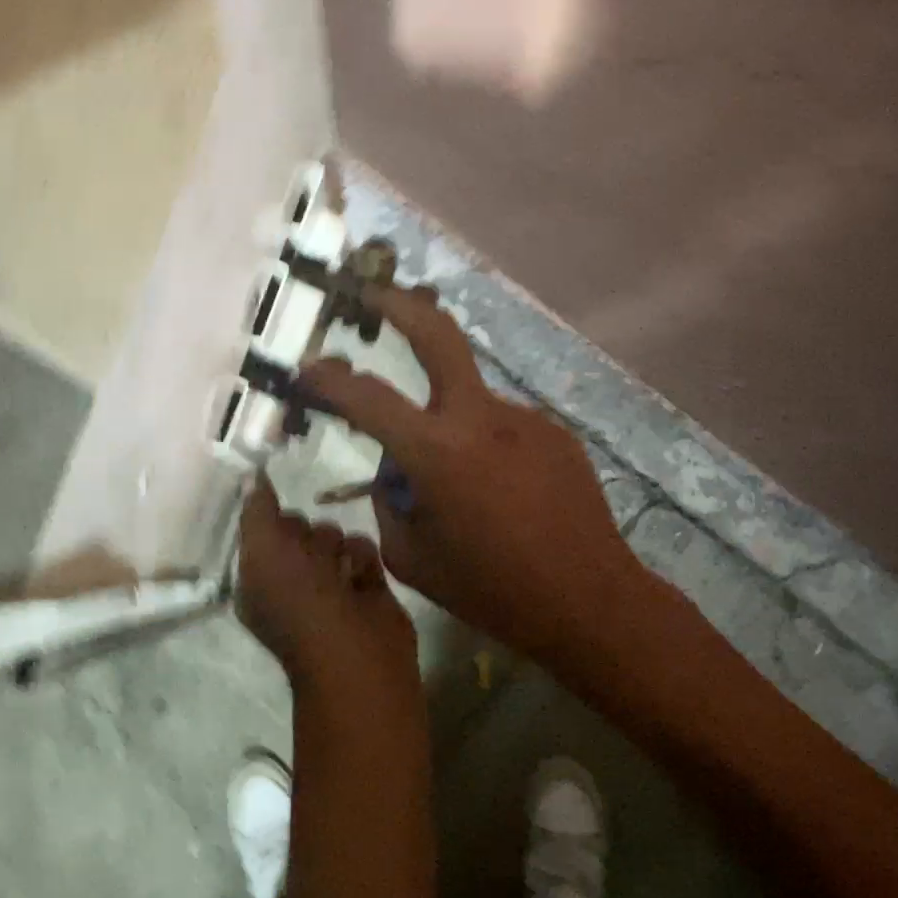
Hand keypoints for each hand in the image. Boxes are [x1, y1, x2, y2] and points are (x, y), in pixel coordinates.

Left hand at [237, 478, 421, 702]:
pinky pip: (361, 548)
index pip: (260, 530)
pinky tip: (361, 577)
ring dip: (335, 547)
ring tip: (340, 571)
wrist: (356, 652)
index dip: (268, 515)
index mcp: (257, 578)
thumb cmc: (298, 602)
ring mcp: (329, 584)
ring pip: (331, 534)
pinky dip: (362, 558)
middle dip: (305, 534)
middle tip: (309, 555)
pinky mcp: (365, 584)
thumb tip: (252, 476)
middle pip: (297, 527)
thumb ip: (257, 511)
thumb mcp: (263, 551)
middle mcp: (289, 581)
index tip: (279, 493)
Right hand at [300, 285, 636, 652]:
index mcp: (438, 453)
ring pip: (467, 401)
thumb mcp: (412, 557)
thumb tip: (393, 472)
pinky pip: (500, 430)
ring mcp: (525, 419)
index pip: (368, 398)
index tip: (307, 368)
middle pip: (438, 334)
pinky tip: (502, 497)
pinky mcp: (554, 432)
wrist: (590, 602)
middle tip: (370, 295)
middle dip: (398, 305)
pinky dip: (485, 450)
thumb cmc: (491, 591)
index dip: (329, 379)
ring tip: (464, 488)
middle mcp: (481, 418)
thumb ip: (387, 503)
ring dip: (448, 425)